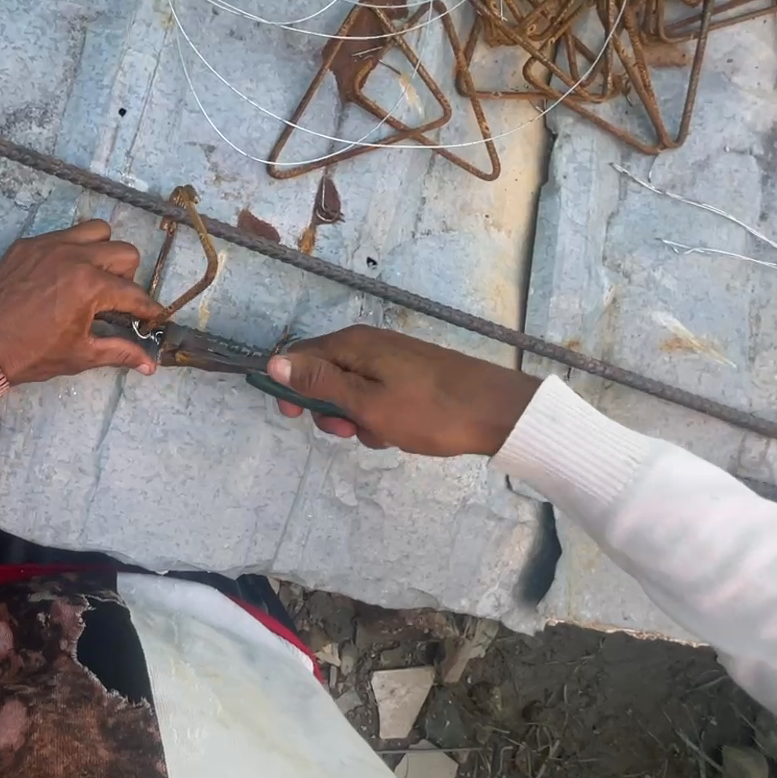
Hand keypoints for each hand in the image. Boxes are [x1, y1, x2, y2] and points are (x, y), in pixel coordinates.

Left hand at [0, 219, 165, 383]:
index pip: (134, 294)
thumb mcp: (80, 355)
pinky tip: (60, 275)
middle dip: (127, 277)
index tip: (152, 317)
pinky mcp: (26, 245)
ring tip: (92, 278)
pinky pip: (61, 235)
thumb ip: (119, 352)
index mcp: (90, 285)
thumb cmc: (29, 354)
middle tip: (115, 300)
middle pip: (124, 252)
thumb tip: (149, 364)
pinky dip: (70, 250)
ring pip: (95, 230)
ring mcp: (48, 245)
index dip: (148, 310)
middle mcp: (74, 256)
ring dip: (102, 251)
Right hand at [265, 325, 538, 455]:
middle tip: (348, 432)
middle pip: (325, 373)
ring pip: (351, 387)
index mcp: (352, 344)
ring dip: (355, 415)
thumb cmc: (429, 411)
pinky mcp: (410, 371)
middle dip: (328, 406)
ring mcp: (391, 357)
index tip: (294, 417)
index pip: (300, 357)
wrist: (502, 413)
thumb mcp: (366, 403)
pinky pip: (376, 391)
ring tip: (381, 435)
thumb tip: (273, 361)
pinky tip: (398, 431)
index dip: (289, 386)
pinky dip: (378, 413)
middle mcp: (367, 343)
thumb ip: (318, 382)